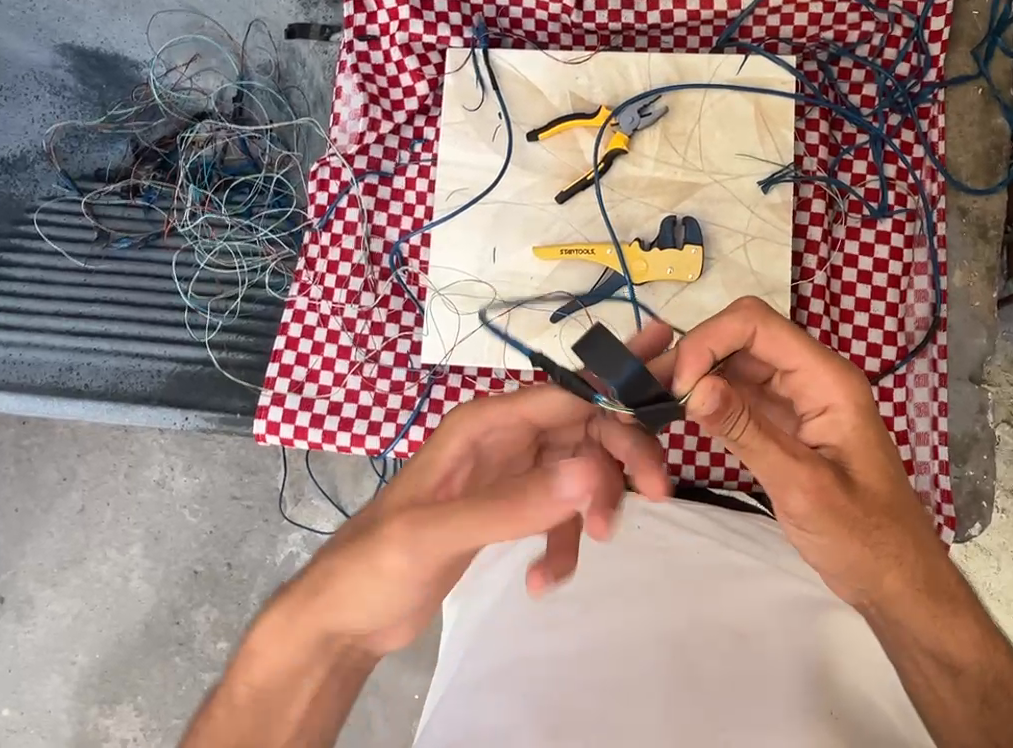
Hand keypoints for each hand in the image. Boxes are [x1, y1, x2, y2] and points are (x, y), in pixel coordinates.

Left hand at [281, 322, 674, 655]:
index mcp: (483, 423)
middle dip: (619, 459)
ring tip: (584, 552)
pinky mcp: (510, 511)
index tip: (668, 409)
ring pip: (580, 472)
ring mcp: (509, 476)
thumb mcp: (437, 533)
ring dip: (594, 508)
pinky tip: (541, 580)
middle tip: (656, 493)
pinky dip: (564, 544)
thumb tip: (594, 472)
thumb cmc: (376, 561)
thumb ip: (514, 504)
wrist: (344, 616)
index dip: (618, 396)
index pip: (566, 397)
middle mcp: (502, 439)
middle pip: (584, 430)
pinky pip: (560, 514)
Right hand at [667, 296, 937, 606]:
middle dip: (692, 356)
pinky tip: (673, 418)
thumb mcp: (803, 486)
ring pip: (731, 365)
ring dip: (691, 378)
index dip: (708, 341)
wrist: (895, 582)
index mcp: (826, 379)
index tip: (676, 385)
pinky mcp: (779, 423)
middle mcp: (808, 377)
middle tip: (646, 394)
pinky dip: (702, 401)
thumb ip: (748, 433)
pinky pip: (734, 396)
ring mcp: (793, 399)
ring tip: (649, 404)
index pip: (756, 324)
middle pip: (738, 338)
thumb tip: (694, 387)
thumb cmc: (864, 537)